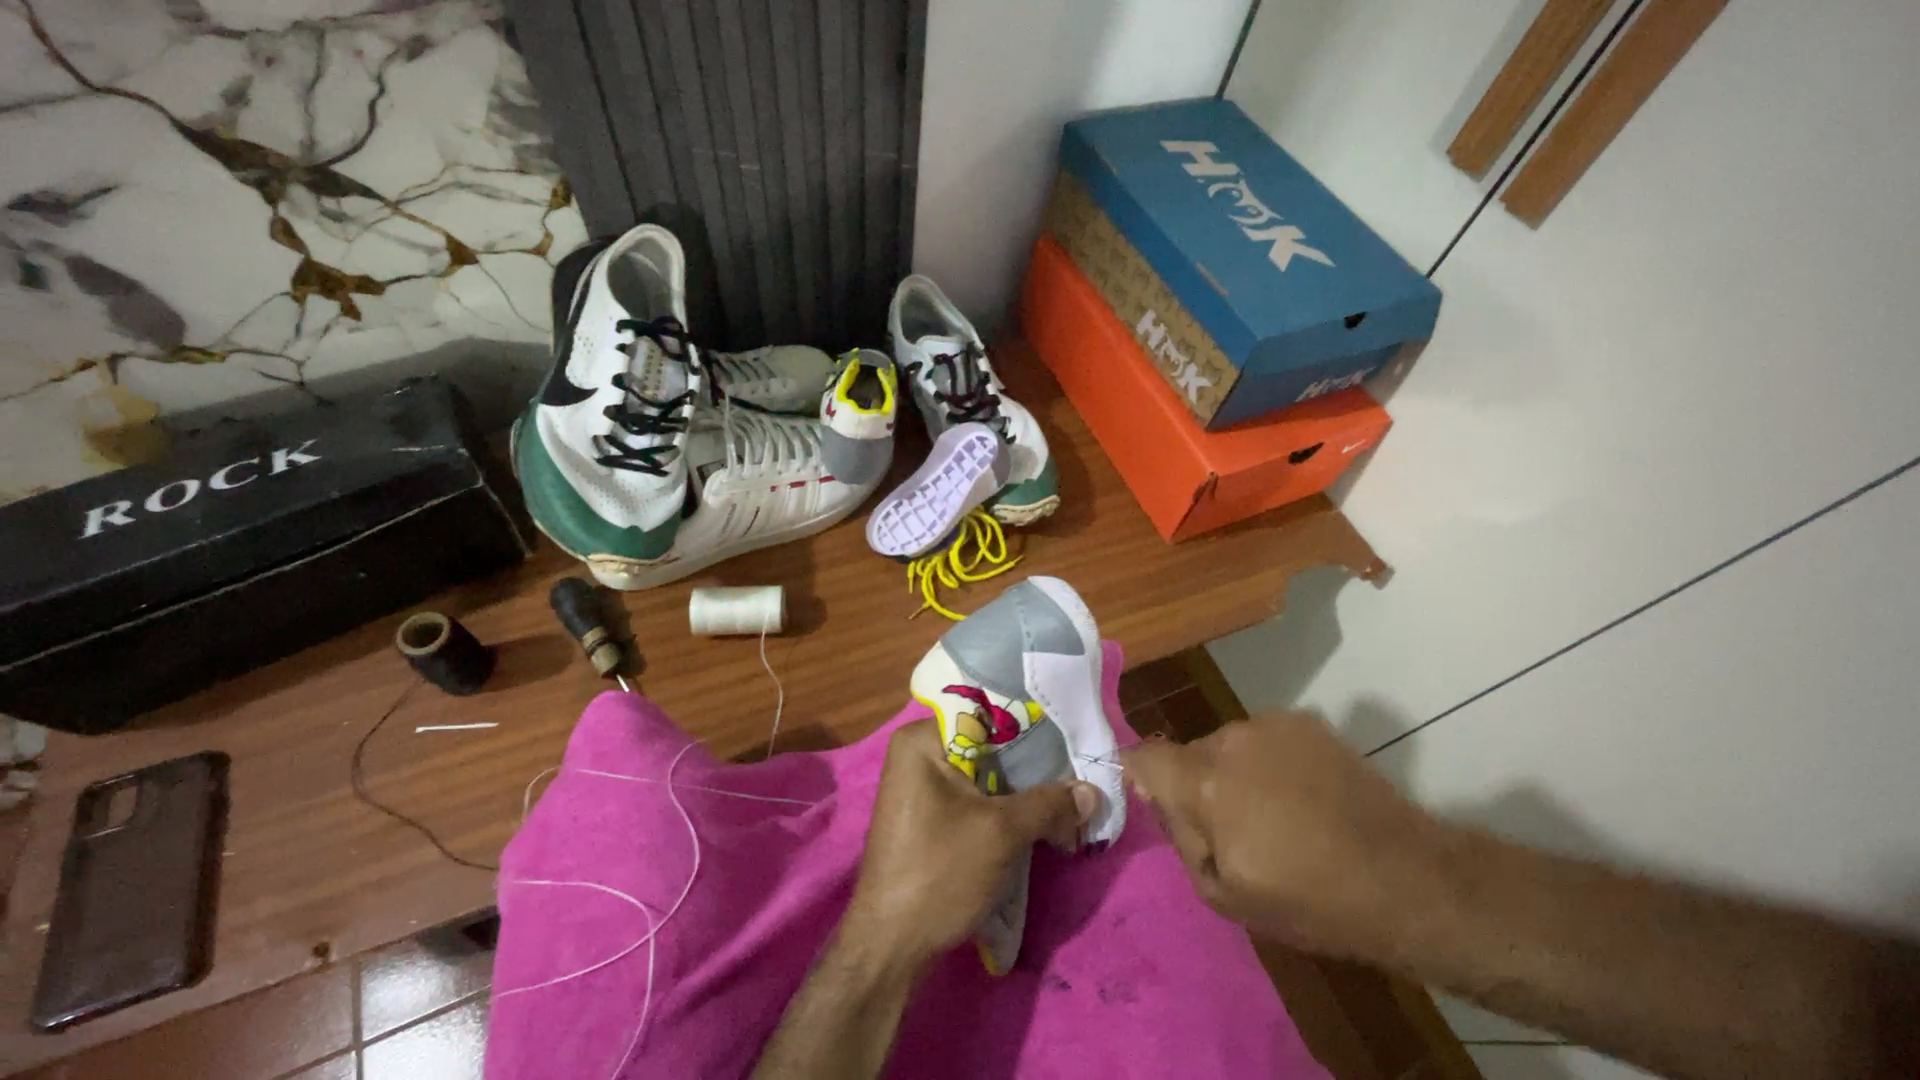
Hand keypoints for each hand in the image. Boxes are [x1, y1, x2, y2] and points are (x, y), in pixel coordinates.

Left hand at [845, 718, 1099, 966]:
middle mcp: (918, 755)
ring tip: (1071, 806)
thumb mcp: (1001, 833)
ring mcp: (922, 789)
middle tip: (1081, 778)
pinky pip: (977, 802)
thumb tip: (1092, 791)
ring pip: (988, 779)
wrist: (891, 947)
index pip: (988, 716)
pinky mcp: (930, 820)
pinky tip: (1043, 825)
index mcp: (921, 741)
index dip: (1035, 728)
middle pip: (991, 748)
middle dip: (1036, 768)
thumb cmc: (939, 873)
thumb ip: (1048, 804)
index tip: (1075, 740)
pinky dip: (1008, 812)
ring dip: (1027, 795)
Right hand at [1121, 711, 1455, 956]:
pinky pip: (1268, 741)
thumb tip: (1166, 803)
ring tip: (1277, 815)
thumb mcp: (1224, 894)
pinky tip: (1305, 798)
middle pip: (1191, 755)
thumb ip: (1182, 839)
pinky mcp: (1311, 724)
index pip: (1142, 757)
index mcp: (1206, 781)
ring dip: (1237, 773)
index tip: (1156, 802)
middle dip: (1198, 785)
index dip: (1139, 776)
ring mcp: (1275, 725)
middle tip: (1232, 830)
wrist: (1407, 879)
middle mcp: (1233, 738)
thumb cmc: (1309, 899)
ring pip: (1231, 746)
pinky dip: (1272, 763)